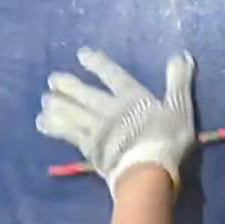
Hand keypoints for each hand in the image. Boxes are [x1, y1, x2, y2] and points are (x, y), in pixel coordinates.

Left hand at [37, 49, 195, 191]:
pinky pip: (66, 134)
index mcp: (132, 97)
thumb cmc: (167, 139)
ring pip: (71, 112)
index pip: (113, 75)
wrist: (147, 170)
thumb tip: (182, 54)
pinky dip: (53, 127)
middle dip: (68, 85)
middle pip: (84, 94)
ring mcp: (96, 128)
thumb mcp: (179, 108)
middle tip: (52, 79)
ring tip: (44, 99)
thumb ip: (179, 81)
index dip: (98, 64)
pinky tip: (42, 123)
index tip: (82, 55)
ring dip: (57, 105)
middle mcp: (109, 109)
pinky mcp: (88, 148)